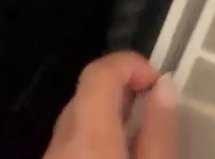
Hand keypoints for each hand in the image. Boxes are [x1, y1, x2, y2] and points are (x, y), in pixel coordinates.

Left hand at [45, 51, 179, 158]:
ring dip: (107, 120)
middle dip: (122, 94)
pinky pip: (68, 147)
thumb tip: (164, 85)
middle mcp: (59, 143)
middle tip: (153, 113)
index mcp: (87, 135)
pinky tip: (114, 157)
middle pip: (86, 96)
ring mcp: (50, 158)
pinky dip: (91, 143)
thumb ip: (160, 130)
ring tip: (138, 143)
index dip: (131, 65)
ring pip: (76, 123)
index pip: (99, 72)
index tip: (158, 84)